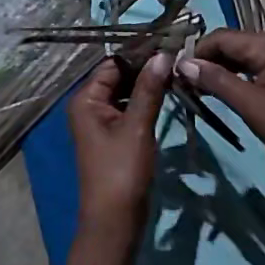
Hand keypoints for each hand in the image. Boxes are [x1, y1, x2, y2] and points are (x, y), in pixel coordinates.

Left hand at [66, 52, 172, 234]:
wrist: (115, 221)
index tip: (169, 44)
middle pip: (119, 76)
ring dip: (148, 84)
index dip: (139, 53)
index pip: (113, 64)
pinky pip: (130, 108)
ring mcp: (101, 122)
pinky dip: (146, 101)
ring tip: (178, 73)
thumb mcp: (137, 127)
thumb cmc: (121, 171)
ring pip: (126, 92)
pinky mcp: (114, 136)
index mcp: (85, 99)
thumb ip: (148, 89)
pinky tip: (168, 96)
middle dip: (146, 68)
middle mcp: (89, 106)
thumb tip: (162, 55)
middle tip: (179, 58)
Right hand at [177, 30, 264, 180]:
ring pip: (241, 59)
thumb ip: (217, 82)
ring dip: (218, 72)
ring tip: (195, 91)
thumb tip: (182, 64)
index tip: (174, 73)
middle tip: (181, 84)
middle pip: (232, 45)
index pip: (223, 37)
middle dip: (206, 61)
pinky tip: (219, 95)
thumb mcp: (252, 106)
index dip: (197, 52)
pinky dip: (234, 81)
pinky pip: (253, 72)